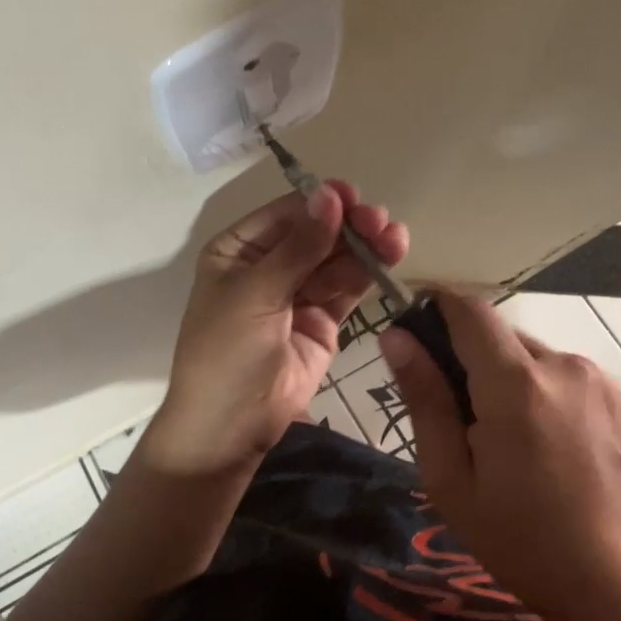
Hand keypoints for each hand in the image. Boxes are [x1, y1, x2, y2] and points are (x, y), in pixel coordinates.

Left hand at [139, 180, 407, 475]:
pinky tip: (390, 256)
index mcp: (236, 251)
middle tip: (379, 221)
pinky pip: (345, 290)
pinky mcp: (321, 322)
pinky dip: (366, 274)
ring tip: (393, 236)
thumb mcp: (255, 294)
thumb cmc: (226, 352)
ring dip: (362, 247)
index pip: (283, 216)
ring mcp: (295, 295)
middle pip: (314, 235)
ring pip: (334, 260)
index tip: (352, 195)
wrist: (230, 426)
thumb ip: (298, 248)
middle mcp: (266, 267)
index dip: (317, 204)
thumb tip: (329, 196)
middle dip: (346, 226)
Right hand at [379, 291, 620, 620]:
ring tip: (485, 435)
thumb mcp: (451, 478)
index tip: (405, 328)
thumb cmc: (524, 541)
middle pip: (494, 330)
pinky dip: (527, 388)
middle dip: (460, 352)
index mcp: (516, 384)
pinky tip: (526, 441)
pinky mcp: (613, 396)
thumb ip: (424, 400)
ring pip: (524, 351)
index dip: (431, 305)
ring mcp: (594, 379)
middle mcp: (561, 365)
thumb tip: (395, 338)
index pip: (467, 309)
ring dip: (494, 373)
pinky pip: (552, 372)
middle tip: (440, 408)